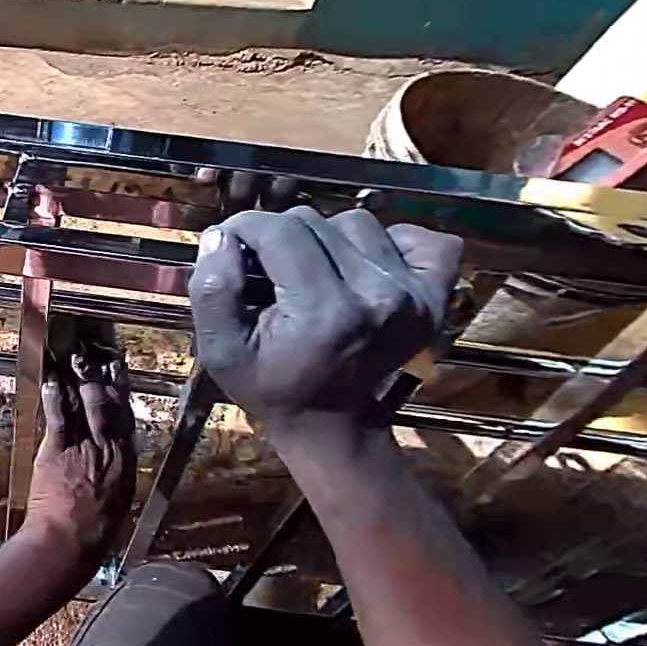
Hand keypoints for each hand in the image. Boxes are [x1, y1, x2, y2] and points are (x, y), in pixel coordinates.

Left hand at [24, 349, 135, 566]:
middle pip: (108, 403)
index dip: (123, 389)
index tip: (119, 368)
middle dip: (102, 375)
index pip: (126, 416)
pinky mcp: (57, 451)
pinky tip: (52, 379)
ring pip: (86, 404)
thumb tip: (116, 459)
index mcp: (125, 460)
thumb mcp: (119, 500)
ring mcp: (83, 447)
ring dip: (80, 378)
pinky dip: (55, 396)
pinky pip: (59, 417)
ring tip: (76, 356)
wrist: (69, 543)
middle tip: (97, 352)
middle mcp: (108, 448)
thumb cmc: (95, 531)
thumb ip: (117, 473)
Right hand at [188, 206, 461, 441]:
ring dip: (326, 240)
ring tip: (312, 274)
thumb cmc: (271, 387)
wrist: (331, 423)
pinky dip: (389, 242)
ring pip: (356, 223)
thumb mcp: (221, 352)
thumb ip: (212, 292)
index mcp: (323, 312)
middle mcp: (376, 295)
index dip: (245, 228)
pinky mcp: (434, 295)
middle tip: (269, 271)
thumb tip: (221, 234)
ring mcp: (413, 294)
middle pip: (315, 222)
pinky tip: (363, 267)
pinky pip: (419, 237)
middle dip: (279, 237)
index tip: (233, 245)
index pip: (278, 231)